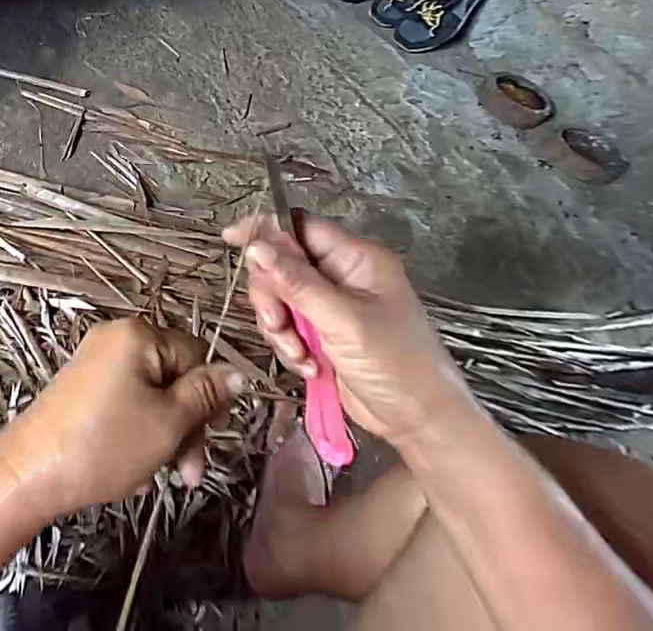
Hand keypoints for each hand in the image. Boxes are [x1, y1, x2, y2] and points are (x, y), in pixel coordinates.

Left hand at [0, 318, 245, 514]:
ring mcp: (95, 360)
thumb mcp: (167, 422)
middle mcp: (116, 337)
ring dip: (163, 435)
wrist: (28, 473)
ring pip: (149, 394)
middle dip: (185, 424)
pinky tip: (132, 469)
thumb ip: (205, 395)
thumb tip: (238, 372)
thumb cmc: (104, 444)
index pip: (195, 355)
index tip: (213, 436)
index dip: (209, 396)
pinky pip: (124, 401)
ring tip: (157, 476)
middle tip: (188, 472)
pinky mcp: (81, 385)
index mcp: (138, 334)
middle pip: (172, 375)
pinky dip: (135, 431)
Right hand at [224, 214, 473, 446]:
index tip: (231, 238)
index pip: (300, 227)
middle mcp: (340, 274)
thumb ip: (297, 283)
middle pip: (282, 264)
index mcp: (355, 258)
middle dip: (273, 296)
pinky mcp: (322, 332)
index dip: (265, 230)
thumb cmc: (396, 365)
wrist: (422, 423)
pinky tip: (308, 367)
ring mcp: (331, 304)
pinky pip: (287, 326)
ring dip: (280, 327)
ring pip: (280, 297)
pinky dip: (289, 345)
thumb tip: (255, 246)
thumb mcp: (344, 321)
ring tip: (300, 355)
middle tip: (279, 325)